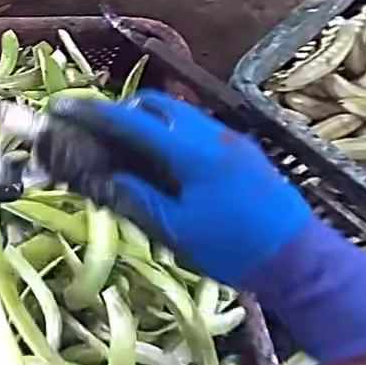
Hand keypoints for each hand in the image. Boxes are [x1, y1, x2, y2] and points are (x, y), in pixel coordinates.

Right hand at [44, 91, 365, 363]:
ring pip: (178, 112)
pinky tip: (163, 161)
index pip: (132, 121)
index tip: (64, 108)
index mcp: (192, 153)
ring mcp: (230, 138)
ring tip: (127, 147)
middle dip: (122, 111)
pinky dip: (170, 132)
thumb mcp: (176, 229)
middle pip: (155, 103)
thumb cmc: (234, 250)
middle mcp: (212, 134)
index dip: (94, 114)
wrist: (302, 261)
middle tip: (98, 132)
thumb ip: (137, 197)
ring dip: (147, 120)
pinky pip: (195, 127)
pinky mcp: (241, 149)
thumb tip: (103, 176)